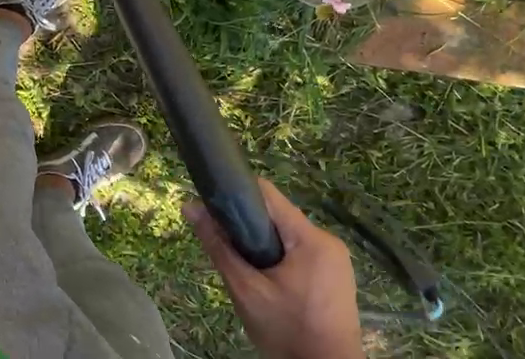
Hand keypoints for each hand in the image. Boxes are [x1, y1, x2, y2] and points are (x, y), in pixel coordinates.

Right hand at [184, 180, 363, 358]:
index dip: (236, 196)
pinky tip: (266, 280)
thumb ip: (217, 244)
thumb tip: (189, 205)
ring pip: (285, 234)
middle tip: (229, 250)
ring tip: (246, 269)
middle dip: (248, 227)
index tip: (214, 212)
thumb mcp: (245, 288)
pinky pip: (298, 251)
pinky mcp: (335, 275)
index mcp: (312, 240)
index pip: (266, 194)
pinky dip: (278, 258)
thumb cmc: (287, 331)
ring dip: (261, 244)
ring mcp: (335, 260)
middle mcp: (328, 242)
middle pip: (275, 215)